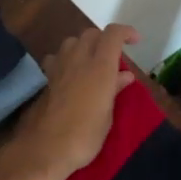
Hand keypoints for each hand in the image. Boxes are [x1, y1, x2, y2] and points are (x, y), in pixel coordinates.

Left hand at [1, 24, 139, 179]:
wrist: (46, 147)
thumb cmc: (85, 135)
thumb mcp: (107, 115)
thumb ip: (115, 89)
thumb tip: (124, 75)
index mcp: (100, 66)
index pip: (112, 34)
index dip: (125, 32)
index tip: (135, 41)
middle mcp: (78, 59)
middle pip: (90, 34)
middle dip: (104, 40)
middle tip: (114, 58)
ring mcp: (58, 67)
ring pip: (71, 42)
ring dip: (84, 46)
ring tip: (92, 64)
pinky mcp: (46, 77)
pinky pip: (57, 57)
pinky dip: (67, 59)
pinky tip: (70, 75)